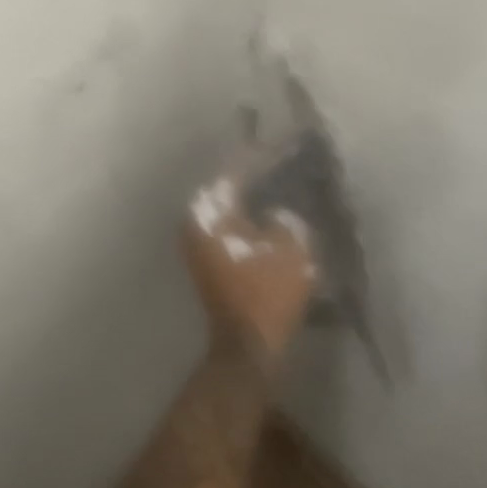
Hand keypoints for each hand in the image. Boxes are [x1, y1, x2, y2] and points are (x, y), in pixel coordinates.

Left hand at [180, 172, 316, 355]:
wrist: (248, 345)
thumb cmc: (268, 292)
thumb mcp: (291, 244)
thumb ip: (286, 214)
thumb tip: (277, 207)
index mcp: (210, 210)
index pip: (236, 167)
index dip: (264, 154)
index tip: (287, 143)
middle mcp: (195, 220)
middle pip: (228, 185)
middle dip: (256, 171)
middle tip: (285, 158)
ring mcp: (197, 241)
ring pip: (228, 205)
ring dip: (252, 195)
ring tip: (282, 181)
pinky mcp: (207, 260)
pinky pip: (230, 225)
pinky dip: (249, 216)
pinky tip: (272, 213)